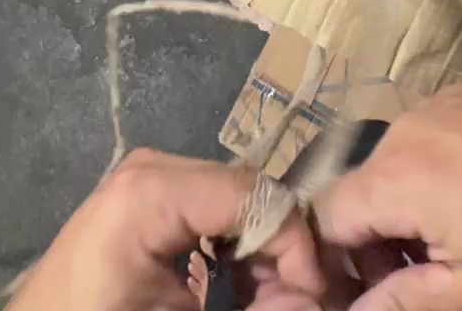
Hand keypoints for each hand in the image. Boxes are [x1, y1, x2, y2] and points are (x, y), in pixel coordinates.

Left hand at [8, 148, 328, 310]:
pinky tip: (233, 277)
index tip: (314, 293)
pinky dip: (232, 236)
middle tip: (292, 296)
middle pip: (247, 188)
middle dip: (278, 244)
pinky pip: (210, 201)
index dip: (294, 242)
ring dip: (258, 243)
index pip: (255, 193)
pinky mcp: (146, 189)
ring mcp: (148, 172)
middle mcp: (153, 165)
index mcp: (152, 191)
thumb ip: (249, 301)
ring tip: (263, 293)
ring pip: (234, 194)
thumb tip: (310, 294)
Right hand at [315, 84, 461, 310]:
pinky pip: (421, 146)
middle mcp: (402, 131)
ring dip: (405, 216)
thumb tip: (351, 309)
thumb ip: (405, 305)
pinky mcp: (458, 97)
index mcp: (398, 176)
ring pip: (390, 171)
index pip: (322, 217)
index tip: (369, 295)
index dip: (330, 265)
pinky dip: (430, 181)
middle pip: (357, 195)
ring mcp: (431, 107)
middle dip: (376, 247)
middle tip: (428, 282)